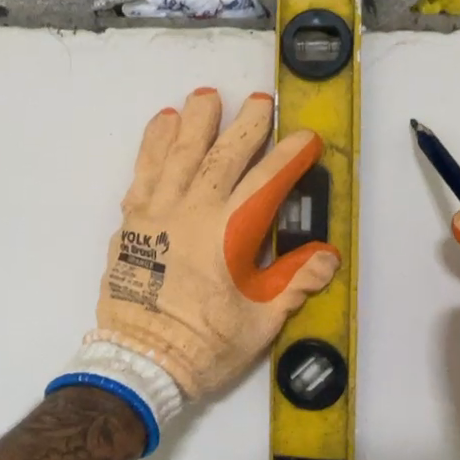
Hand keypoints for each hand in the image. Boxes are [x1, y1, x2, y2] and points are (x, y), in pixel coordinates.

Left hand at [52, 88, 340, 451]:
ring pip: (178, 154)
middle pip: (222, 156)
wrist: (139, 362)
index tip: (305, 137)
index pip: (267, 182)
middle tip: (260, 101)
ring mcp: (157, 212)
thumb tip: (328, 255)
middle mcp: (191, 212)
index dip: (289, 156)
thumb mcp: (261, 321)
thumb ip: (294, 282)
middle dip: (245, 126)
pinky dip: (153, 144)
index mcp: (228, 234)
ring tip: (207, 96)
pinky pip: (143, 171)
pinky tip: (162, 124)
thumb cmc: (205, 344)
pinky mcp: (131, 221)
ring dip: (195, 122)